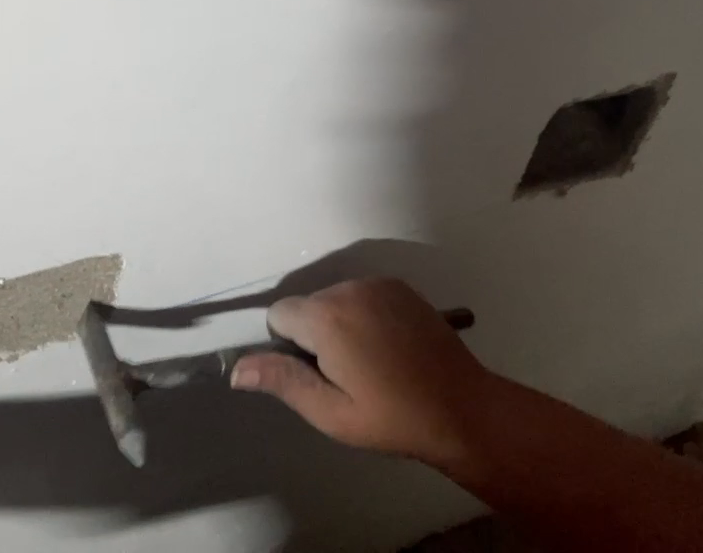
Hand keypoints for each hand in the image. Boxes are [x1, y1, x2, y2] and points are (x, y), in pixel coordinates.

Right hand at [230, 277, 495, 473]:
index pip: (279, 315)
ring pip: (334, 299)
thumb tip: (237, 369)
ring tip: (370, 363)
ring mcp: (377, 284)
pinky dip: (363, 315)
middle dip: (315, 335)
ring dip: (339, 324)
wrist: (465, 409)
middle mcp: (348, 288)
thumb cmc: (393, 417)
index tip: (319, 375)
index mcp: (326, 317)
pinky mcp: (399, 286)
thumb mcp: (332, 413)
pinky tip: (388, 346)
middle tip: (347, 376)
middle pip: (307, 306)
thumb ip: (283, 381)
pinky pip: (361, 295)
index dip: (290, 347)